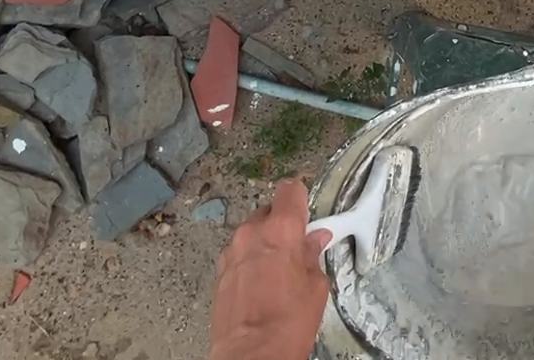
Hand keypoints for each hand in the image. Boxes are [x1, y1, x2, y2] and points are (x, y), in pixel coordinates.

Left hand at [208, 179, 331, 359]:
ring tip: (276, 271)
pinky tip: (259, 284)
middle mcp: (252, 233)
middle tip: (296, 248)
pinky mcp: (218, 273)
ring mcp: (231, 252)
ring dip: (264, 242)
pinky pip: (238, 254)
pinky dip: (249, 260)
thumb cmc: (288, 323)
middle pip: (270, 210)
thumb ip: (313, 255)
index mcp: (281, 229)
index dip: (300, 198)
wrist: (250, 358)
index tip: (307, 213)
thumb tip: (315, 241)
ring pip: (252, 232)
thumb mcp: (315, 287)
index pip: (290, 190)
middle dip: (282, 225)